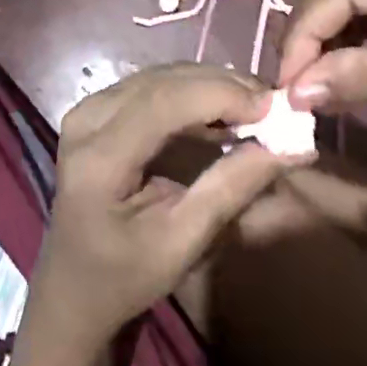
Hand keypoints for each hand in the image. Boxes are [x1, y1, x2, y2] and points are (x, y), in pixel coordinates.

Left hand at [28, 65, 306, 344]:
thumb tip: (293, 146)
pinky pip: (155, 84)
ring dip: (213, 86)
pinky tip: (223, 111)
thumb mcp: (183, 243)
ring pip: (163, 76)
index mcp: (97, 158)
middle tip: (274, 105)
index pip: (164, 103)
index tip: (273, 106)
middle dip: (224, 87)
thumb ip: (233, 187)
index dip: (221, 95)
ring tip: (255, 108)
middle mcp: (87, 119)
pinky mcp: (99, 107)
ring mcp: (89, 108)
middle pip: (165, 82)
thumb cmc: (125, 277)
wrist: (73, 290)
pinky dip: (194, 91)